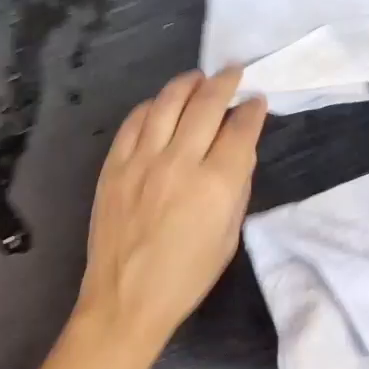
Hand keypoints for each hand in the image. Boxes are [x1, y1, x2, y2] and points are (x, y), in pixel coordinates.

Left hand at [77, 69, 267, 347]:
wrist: (126, 297)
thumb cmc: (185, 277)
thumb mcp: (228, 237)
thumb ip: (236, 188)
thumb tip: (239, 151)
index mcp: (215, 185)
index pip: (240, 130)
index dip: (252, 111)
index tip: (256, 101)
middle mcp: (178, 163)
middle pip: (205, 105)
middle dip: (223, 83)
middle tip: (233, 72)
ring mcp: (140, 161)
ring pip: (165, 104)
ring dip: (185, 84)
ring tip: (197, 77)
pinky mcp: (112, 166)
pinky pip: (132, 123)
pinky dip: (149, 107)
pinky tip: (159, 104)